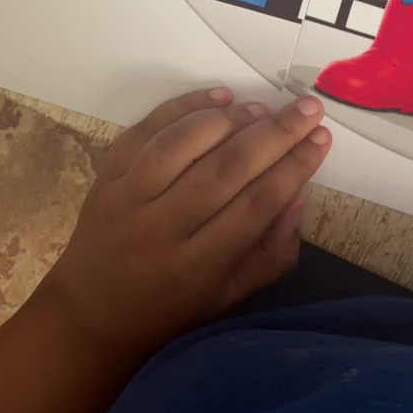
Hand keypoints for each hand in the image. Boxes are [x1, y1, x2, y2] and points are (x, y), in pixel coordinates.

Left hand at [34, 88, 330, 357]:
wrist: (90, 314)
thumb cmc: (170, 311)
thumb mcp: (228, 298)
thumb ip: (270, 253)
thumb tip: (298, 194)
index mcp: (196, 268)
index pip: (256, 205)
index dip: (294, 167)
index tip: (322, 137)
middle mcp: (160, 229)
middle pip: (226, 168)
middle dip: (275, 134)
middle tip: (308, 108)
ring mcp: (127, 198)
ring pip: (184, 144)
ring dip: (229, 119)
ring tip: (262, 109)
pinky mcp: (106, 175)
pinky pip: (146, 129)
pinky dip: (183, 106)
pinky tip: (218, 97)